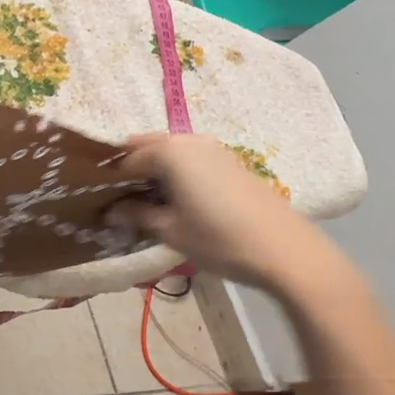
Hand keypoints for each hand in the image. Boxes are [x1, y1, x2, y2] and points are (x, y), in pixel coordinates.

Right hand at [112, 134, 342, 295]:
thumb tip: (108, 212)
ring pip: (170, 152)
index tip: (103, 201)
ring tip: (151, 201)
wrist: (291, 254)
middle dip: (132, 169)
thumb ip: (135, 216)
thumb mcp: (170, 231)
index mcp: (167, 151)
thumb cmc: (221, 240)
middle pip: (146, 147)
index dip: (111, 181)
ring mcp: (214, 149)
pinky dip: (179, 172)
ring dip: (156, 170)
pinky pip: (192, 159)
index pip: (125, 160)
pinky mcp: (233, 163)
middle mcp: (187, 140)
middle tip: (123, 199)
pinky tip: (181, 200)